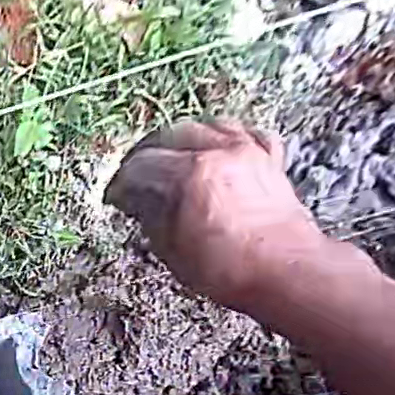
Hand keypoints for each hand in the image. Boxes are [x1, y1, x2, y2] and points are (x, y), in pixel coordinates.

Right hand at [104, 119, 333, 309]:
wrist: (282, 269)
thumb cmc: (224, 267)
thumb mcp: (170, 248)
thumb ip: (151, 216)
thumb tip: (138, 203)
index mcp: (189, 175)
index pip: (141, 166)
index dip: (120, 183)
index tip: (113, 197)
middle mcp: (219, 152)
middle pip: (172, 134)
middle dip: (146, 153)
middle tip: (132, 174)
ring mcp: (248, 151)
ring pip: (208, 125)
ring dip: (183, 138)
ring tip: (170, 157)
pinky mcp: (269, 158)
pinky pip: (243, 133)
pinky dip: (224, 138)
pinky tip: (215, 152)